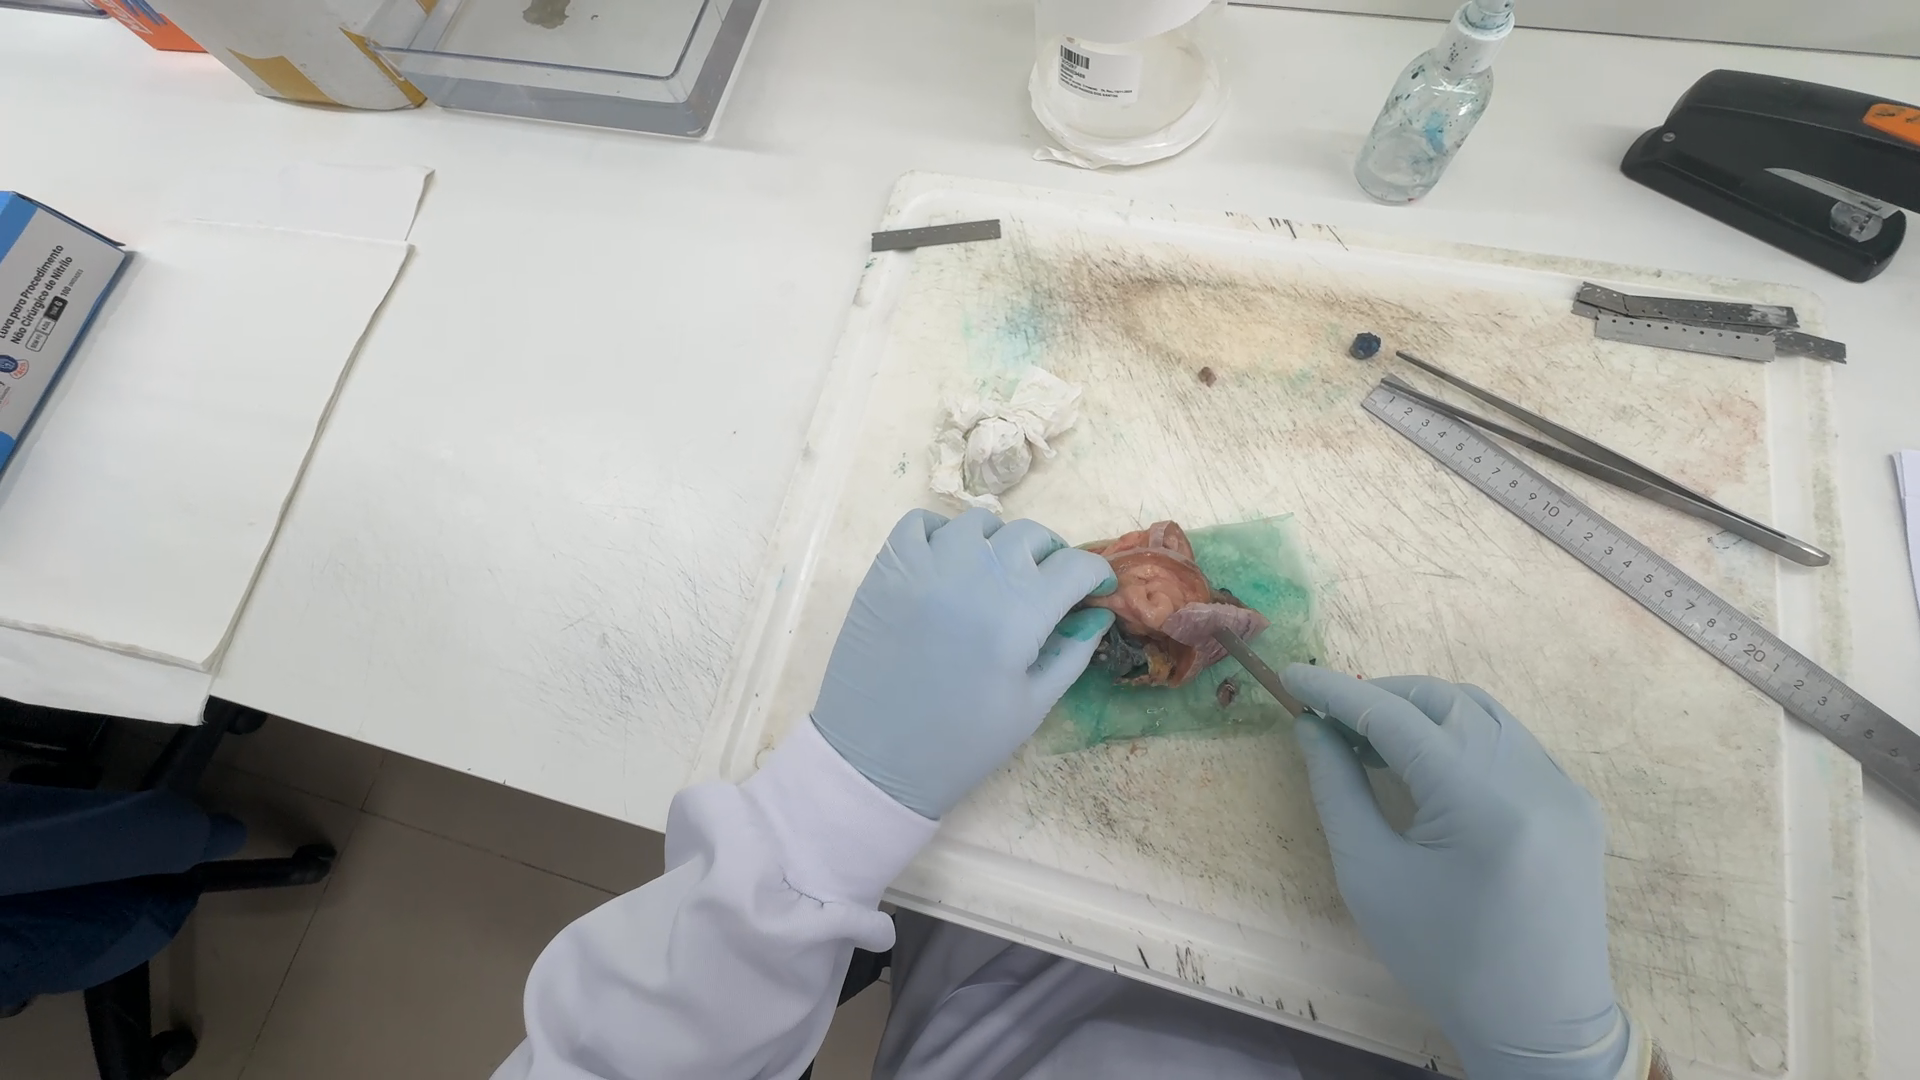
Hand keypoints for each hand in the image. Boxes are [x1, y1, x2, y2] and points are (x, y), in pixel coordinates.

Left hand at [812, 509, 1116, 818]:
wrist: (874, 758)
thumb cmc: (961, 742)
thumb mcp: (1031, 706)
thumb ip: (1071, 653)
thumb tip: (1098, 614)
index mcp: (1019, 614)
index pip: (1075, 566)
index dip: (1095, 574)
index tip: (1094, 589)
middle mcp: (976, 576)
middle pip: (1031, 535)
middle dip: (1051, 556)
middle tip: (1046, 584)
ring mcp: (927, 566)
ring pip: (978, 522)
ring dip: (998, 541)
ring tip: (994, 572)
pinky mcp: (887, 568)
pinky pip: (920, 523)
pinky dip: (941, 532)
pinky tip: (946, 562)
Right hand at [1282, 666, 1628, 1079]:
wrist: (1541, 1027)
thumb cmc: (1439, 955)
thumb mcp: (1367, 870)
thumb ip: (1336, 785)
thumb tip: (1310, 726)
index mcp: (1481, 802)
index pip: (1393, 716)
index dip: (1335, 691)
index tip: (1290, 675)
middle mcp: (1532, 779)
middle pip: (1439, 699)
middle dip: (1375, 694)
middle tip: (1327, 715)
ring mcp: (1561, 788)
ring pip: (1476, 709)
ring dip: (1415, 706)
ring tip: (1370, 734)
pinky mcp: (1573, 802)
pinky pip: (1505, 737)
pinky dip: (1454, 728)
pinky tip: (1424, 758)